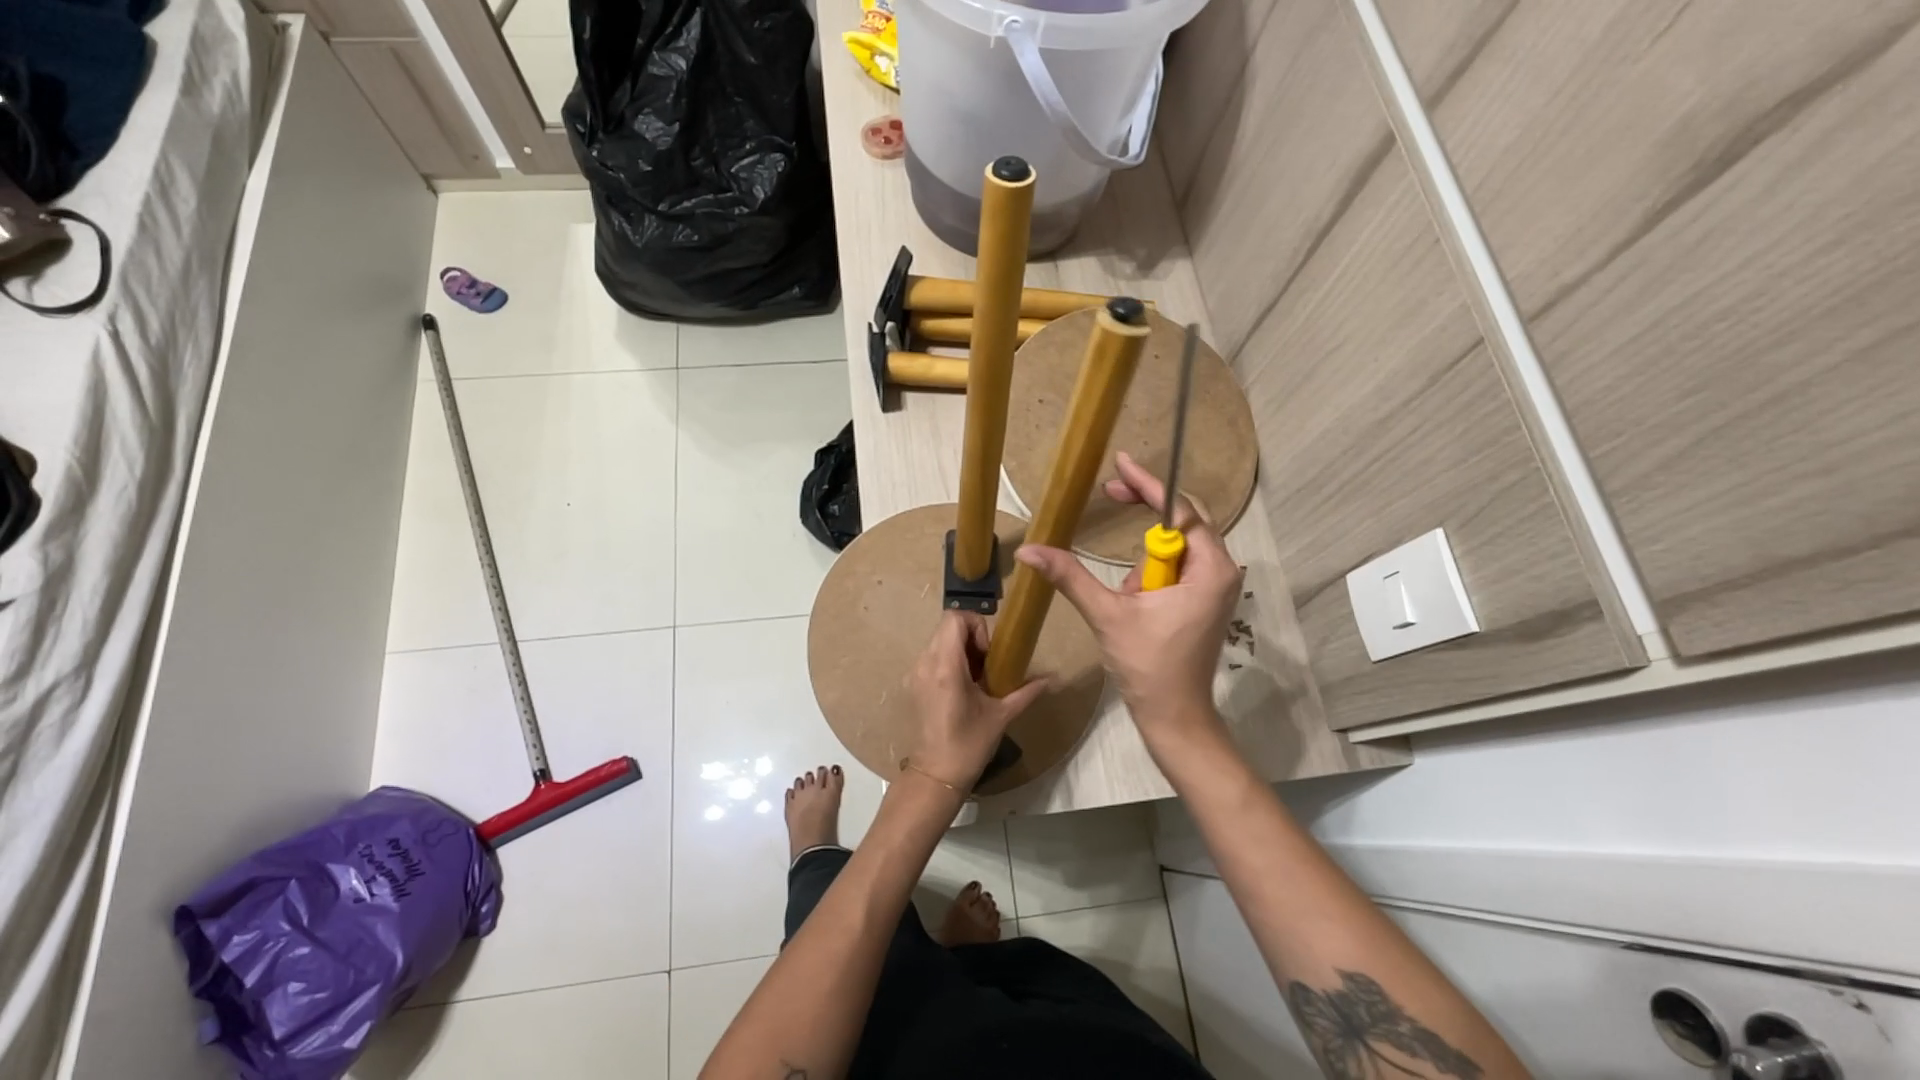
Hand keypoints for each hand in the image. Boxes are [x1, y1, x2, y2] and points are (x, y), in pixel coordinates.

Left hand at [906, 611, 1048, 787]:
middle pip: (946, 627)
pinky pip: (931, 658)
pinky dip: (949, 663)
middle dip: (971, 638)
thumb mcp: (1002, 715)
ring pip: (938, 642)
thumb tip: (1052, 679)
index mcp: (945, 667)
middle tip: (987, 665)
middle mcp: (925, 664)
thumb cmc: (969, 745)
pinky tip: (962, 690)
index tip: (989, 652)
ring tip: (977, 679)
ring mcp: (915, 674)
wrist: (936, 775)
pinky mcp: (912, 685)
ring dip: (960, 650)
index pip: (955, 618)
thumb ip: (1026, 691)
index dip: (976, 626)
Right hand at [1014, 452, 1240, 746]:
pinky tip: (1137, 605)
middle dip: (1144, 510)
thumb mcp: (1107, 615)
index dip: (1148, 484)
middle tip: (1109, 492)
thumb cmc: (1148, 666)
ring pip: (1175, 548)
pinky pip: (1177, 568)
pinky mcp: (1205, 599)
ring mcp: (1215, 586)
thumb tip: (1028, 550)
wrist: (1174, 714)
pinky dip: (1151, 574)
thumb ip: (1070, 576)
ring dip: (1145, 562)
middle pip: (1180, 521)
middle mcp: (1221, 570)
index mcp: (1208, 569)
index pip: (1178, 510)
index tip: (1121, 463)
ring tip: (1129, 603)